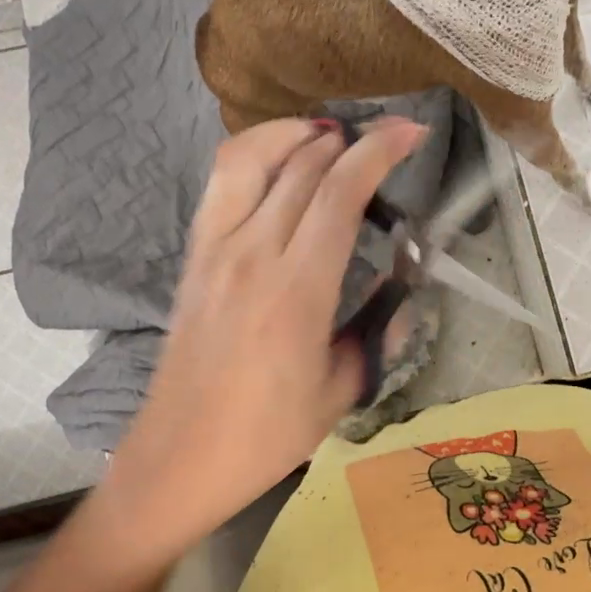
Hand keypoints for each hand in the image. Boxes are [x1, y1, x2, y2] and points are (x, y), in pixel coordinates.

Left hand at [103, 116, 426, 538]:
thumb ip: (375, 334)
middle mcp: (251, 255)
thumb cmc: (266, 436)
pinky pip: (221, 185)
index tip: (411, 132)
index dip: (379, 152)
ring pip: (249, 159)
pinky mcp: (193, 257)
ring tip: (331, 136)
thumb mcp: (340, 392)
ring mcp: (214, 250)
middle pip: (302, 166)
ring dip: (294, 134)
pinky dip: (255, 156)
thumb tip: (397, 292)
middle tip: (386, 135)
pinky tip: (282, 167)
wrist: (178, 459)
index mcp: (297, 291)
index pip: (340, 194)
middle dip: (351, 138)